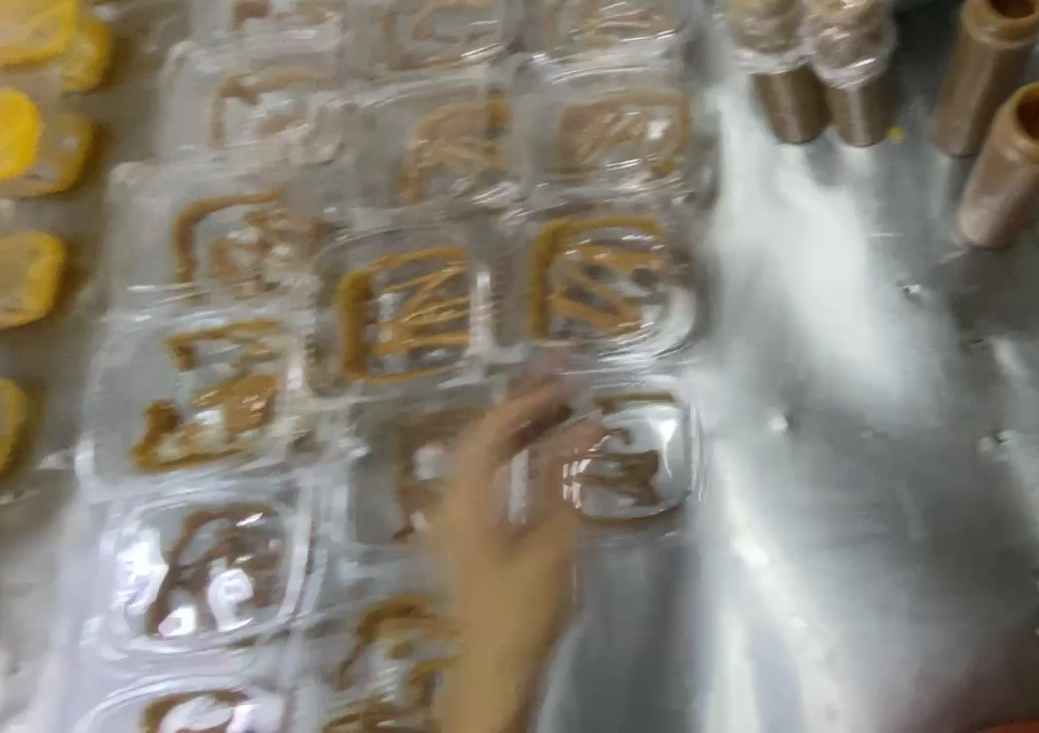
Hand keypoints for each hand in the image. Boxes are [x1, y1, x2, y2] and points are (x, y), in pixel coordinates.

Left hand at [433, 381, 604, 670]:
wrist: (498, 665)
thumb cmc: (525, 604)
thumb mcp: (552, 536)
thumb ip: (562, 473)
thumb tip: (586, 422)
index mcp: (465, 499)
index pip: (491, 429)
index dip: (529, 399)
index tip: (567, 380)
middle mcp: (452, 498)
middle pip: (484, 432)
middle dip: (525, 398)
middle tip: (563, 372)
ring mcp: (457, 512)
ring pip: (487, 449)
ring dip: (524, 420)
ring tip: (562, 396)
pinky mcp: (470, 524)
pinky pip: (492, 468)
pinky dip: (520, 447)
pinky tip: (548, 440)